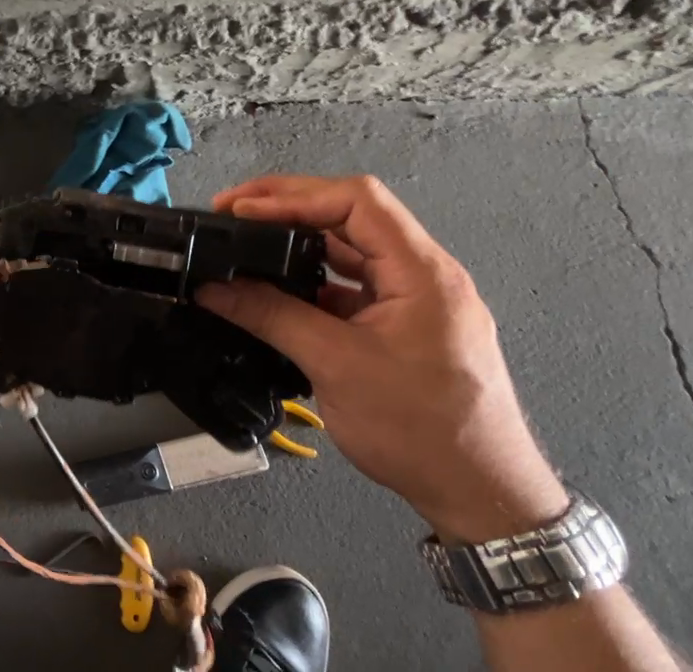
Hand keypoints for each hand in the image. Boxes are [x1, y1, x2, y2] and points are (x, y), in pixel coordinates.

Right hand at [195, 175, 567, 542]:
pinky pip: (351, 284)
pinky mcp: (402, 326)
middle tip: (229, 212)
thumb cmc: (418, 427)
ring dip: (296, 240)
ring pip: (350, 250)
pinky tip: (275, 287)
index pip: (357, 201)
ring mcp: (414, 301)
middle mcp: (423, 274)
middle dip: (288, 207)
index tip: (240, 210)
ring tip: (244, 240)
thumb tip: (212, 287)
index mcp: (422, 271)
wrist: (480, 496)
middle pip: (352, 216)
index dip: (293, 195)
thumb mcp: (335, 365)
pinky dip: (310, 278)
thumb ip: (271, 315)